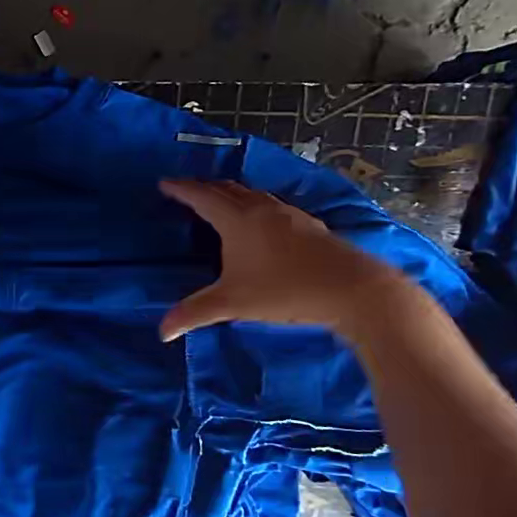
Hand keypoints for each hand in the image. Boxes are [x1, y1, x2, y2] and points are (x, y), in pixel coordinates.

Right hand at [158, 179, 419, 341]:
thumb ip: (194, 314)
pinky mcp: (308, 224)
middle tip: (187, 189)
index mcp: (237, 220)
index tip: (164, 183)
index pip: (201, 197)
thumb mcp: (233, 304)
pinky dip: (253, 204)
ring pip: (251, 194)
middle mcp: (260, 209)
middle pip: (226, 189)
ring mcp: (288, 214)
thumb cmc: (286, 290)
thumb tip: (162, 332)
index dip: (180, 189)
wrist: (353, 288)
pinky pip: (270, 204)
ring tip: (219, 200)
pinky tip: (260, 221)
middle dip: (203, 187)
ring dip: (230, 193)